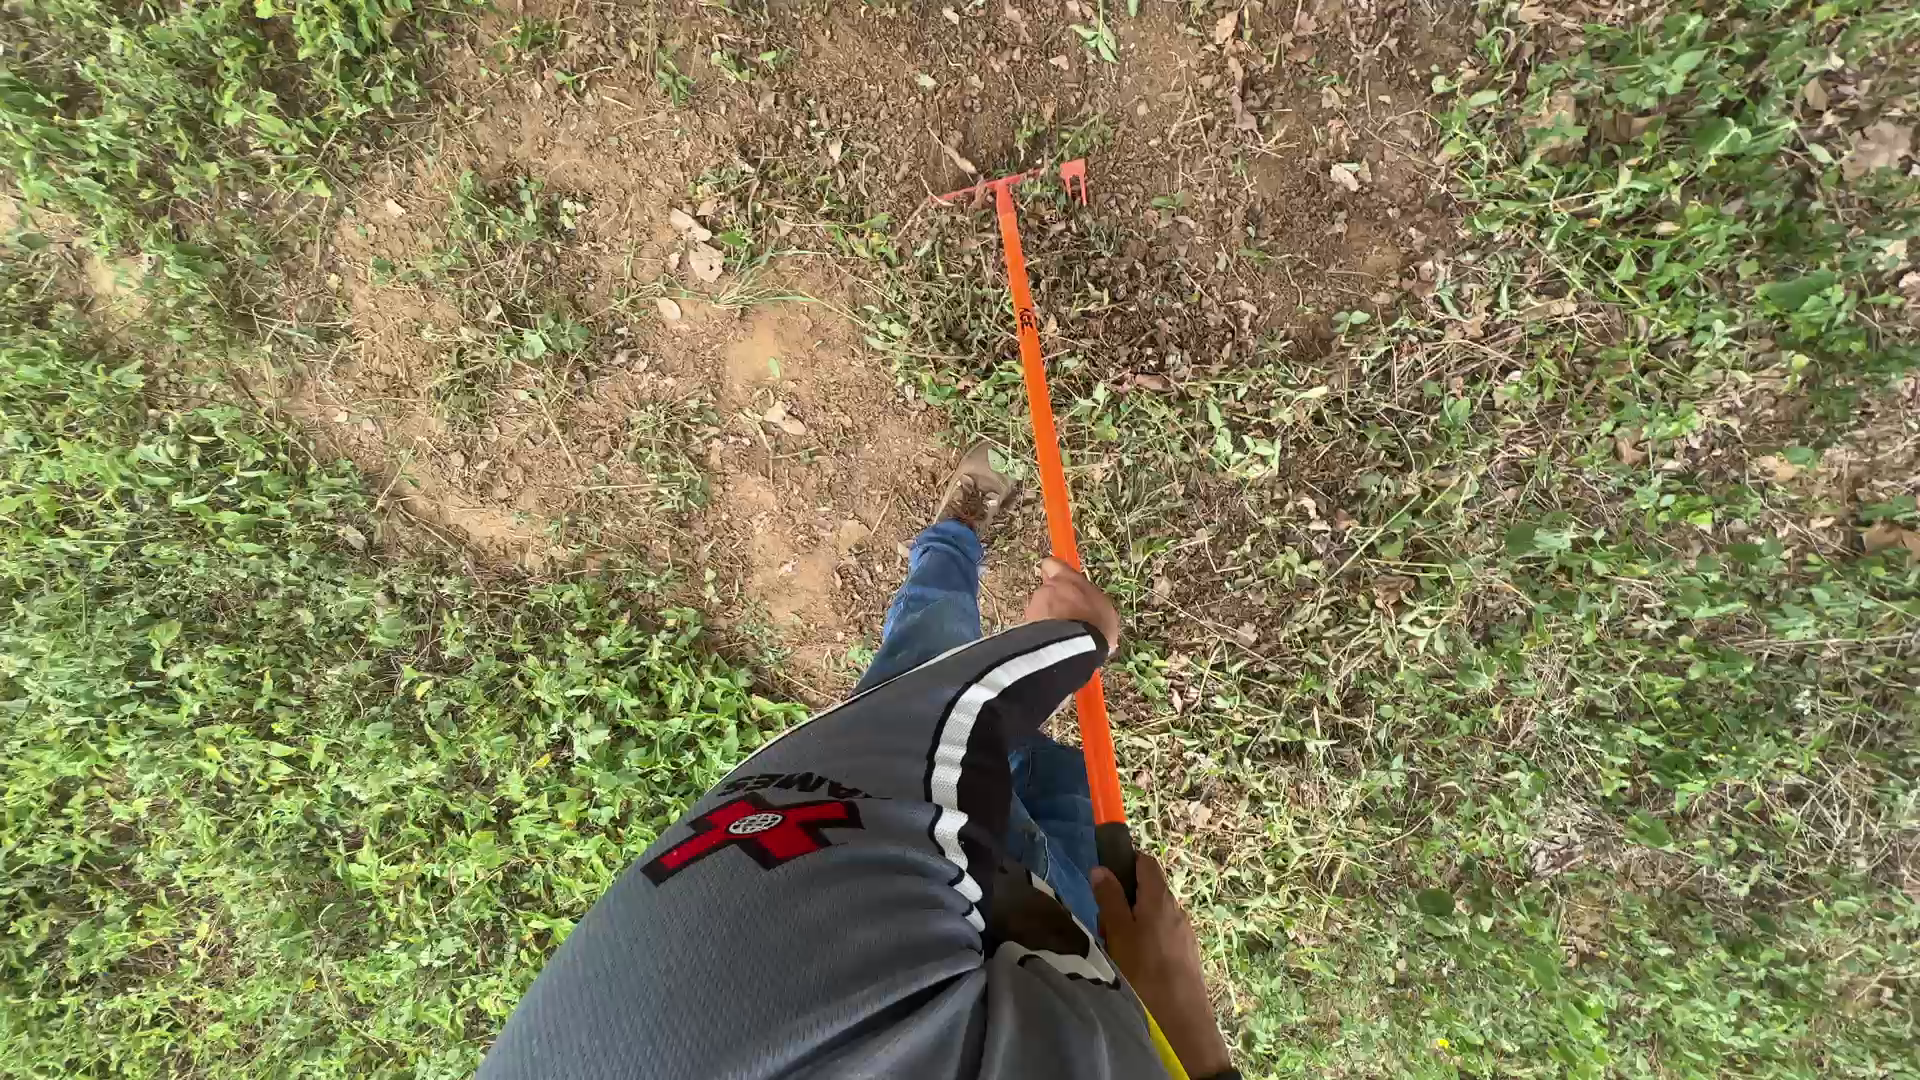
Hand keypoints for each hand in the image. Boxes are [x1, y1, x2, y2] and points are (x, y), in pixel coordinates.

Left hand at [1020, 557, 1120, 650]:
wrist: (1074, 645)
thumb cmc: (1094, 623)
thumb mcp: (1103, 606)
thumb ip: (1089, 598)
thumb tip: (1088, 604)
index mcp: (1066, 578)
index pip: (1053, 564)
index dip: (1056, 572)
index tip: (1061, 579)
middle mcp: (1047, 588)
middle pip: (1046, 591)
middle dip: (1054, 601)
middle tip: (1068, 615)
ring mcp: (1035, 607)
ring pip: (1039, 610)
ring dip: (1047, 618)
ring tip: (1063, 634)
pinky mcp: (1026, 625)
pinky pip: (1034, 627)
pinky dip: (1042, 633)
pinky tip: (1054, 643)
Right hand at [1091, 853, 1231, 1078]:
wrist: (1182, 1023)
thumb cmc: (1145, 971)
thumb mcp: (1119, 932)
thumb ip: (1109, 898)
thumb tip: (1101, 869)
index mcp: (1159, 897)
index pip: (1145, 861)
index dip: (1125, 862)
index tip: (1105, 880)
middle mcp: (1176, 909)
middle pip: (1146, 890)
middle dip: (1123, 901)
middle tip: (1105, 926)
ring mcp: (1184, 933)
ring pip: (1152, 915)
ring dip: (1133, 924)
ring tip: (1118, 950)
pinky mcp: (1187, 955)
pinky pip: (1162, 935)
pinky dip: (1146, 941)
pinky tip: (1135, 965)